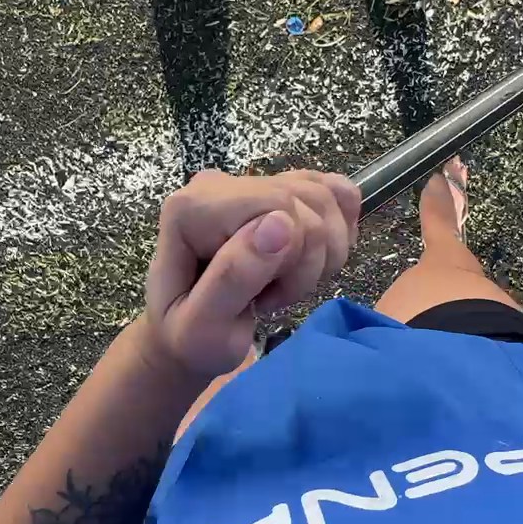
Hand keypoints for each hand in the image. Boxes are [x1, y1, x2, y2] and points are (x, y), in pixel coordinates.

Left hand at [141, 169, 360, 380]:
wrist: (184, 337)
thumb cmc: (190, 341)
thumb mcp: (204, 327)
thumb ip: (235, 275)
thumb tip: (282, 223)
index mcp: (192, 209)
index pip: (282, 205)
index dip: (295, 257)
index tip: (265, 300)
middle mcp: (218, 183)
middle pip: (310, 199)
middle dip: (310, 260)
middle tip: (276, 296)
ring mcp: (248, 184)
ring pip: (325, 197)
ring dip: (323, 252)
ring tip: (287, 283)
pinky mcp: (272, 190)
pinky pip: (329, 190)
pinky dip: (338, 229)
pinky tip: (317, 259)